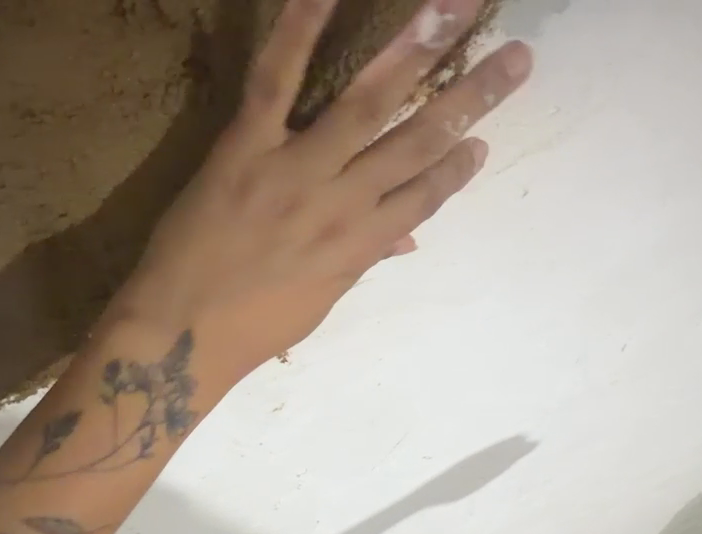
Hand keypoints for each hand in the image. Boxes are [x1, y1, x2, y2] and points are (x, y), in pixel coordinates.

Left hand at [100, 0, 532, 379]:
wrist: (184, 333)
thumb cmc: (253, 328)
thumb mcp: (319, 302)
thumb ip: (363, 260)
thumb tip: (408, 239)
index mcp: (362, 247)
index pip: (425, 196)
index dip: (458, 167)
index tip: (485, 137)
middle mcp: (343, 203)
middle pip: (418, 142)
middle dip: (472, 98)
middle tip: (518, 56)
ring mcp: (297, 171)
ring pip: (368, 103)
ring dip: (419, 48)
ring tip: (456, 4)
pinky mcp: (245, 147)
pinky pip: (277, 80)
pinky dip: (300, 27)